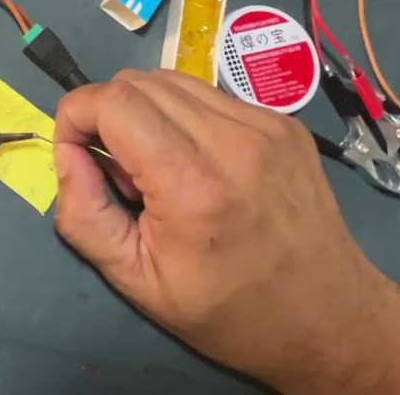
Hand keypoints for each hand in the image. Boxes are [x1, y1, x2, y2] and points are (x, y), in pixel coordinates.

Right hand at [52, 69, 396, 391]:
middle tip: (119, 167)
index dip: (76, 116)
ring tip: (158, 160)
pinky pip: (206, 92)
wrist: (332, 320)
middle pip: (134, 82)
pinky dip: (182, 113)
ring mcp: (261, 123)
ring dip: (143, 108)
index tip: (78, 153)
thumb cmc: (230, 311)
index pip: (110, 102)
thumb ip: (84, 216)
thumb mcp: (138, 282)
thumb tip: (67, 154)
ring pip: (168, 78)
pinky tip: (198, 156)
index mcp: (191, 184)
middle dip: (106, 113)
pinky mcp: (280, 119)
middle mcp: (229, 140)